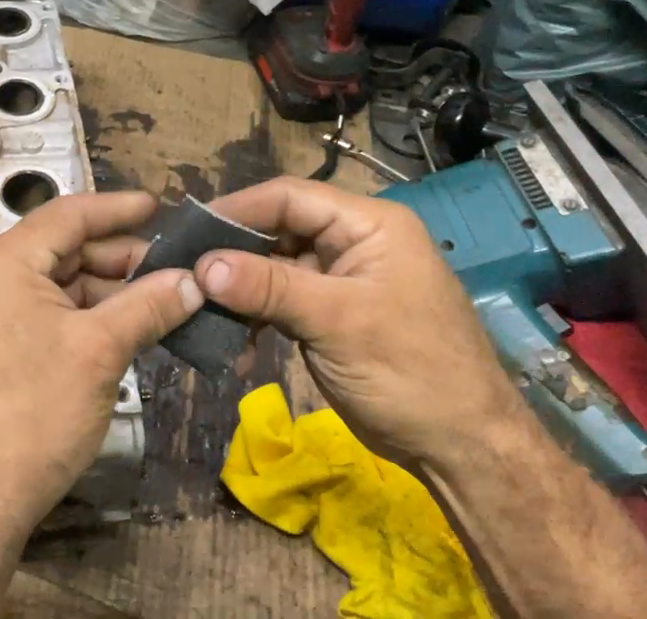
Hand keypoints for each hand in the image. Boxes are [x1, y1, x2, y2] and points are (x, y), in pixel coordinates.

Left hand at [0, 190, 201, 548]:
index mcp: (3, 261)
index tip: (161, 206)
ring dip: (110, 291)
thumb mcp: (100, 352)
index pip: (67, 214)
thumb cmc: (34, 413)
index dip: (117, 208)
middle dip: (121, 257)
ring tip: (165, 300)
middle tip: (177, 268)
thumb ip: (148, 305)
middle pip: (65, 249)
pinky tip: (130, 327)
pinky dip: (90, 316)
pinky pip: (50, 313)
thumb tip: (193, 281)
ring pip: (60, 284)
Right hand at [198, 177, 528, 468]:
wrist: (462, 448)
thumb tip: (202, 265)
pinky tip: (230, 337)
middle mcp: (353, 242)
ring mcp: (340, 280)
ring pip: (274, 266)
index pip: (291, 197)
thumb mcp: (337, 322)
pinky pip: (280, 300)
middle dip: (233, 250)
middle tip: (183, 266)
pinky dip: (254, 315)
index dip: (238, 209)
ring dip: (239, 287)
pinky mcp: (329, 315)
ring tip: (198, 303)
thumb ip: (268, 287)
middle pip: (279, 229)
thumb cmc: (411, 371)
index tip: (190, 229)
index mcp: (369, 225)